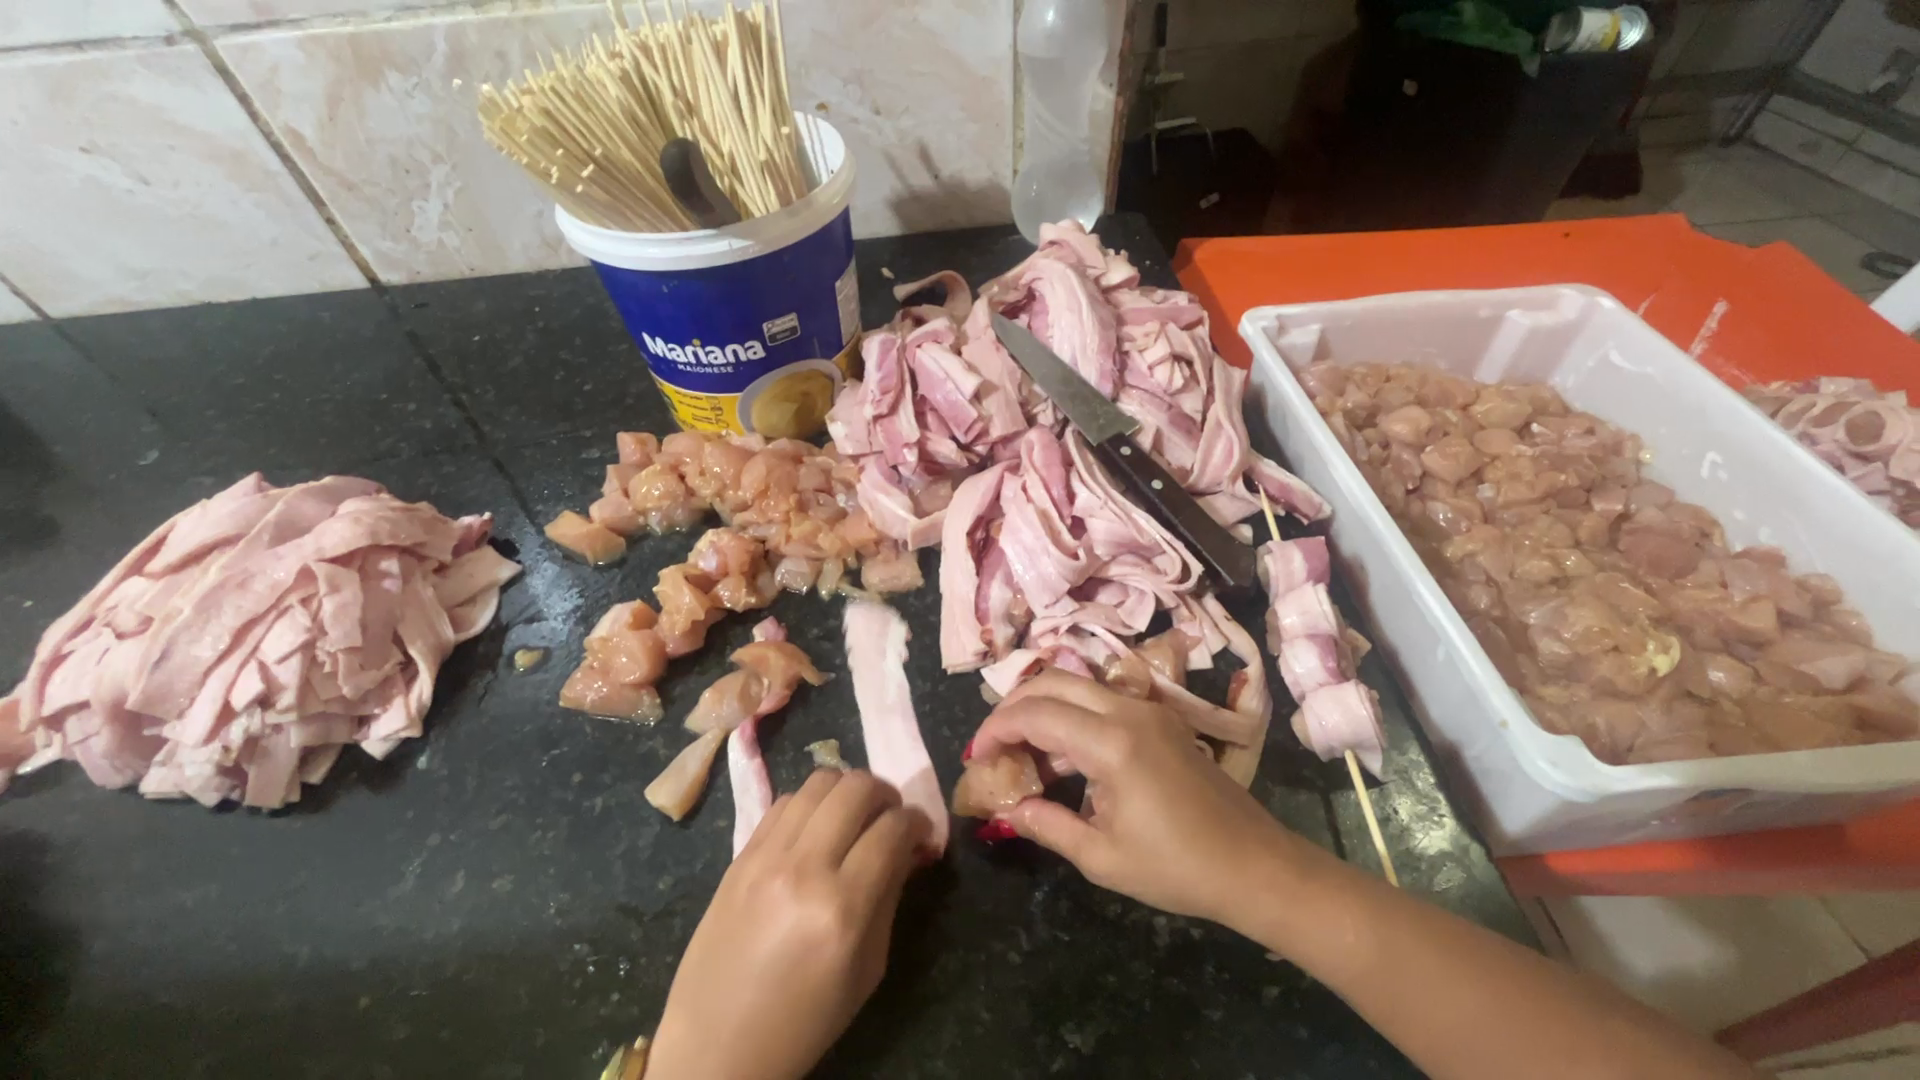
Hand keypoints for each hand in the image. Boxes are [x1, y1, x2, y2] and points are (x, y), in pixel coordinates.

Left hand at [645, 769, 930, 1079]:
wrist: (719, 1043)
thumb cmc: (806, 1018)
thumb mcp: (868, 968)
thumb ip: (890, 896)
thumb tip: (911, 847)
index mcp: (843, 907)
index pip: (892, 829)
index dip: (918, 822)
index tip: (922, 833)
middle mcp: (804, 868)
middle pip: (855, 788)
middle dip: (886, 793)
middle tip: (891, 817)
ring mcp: (766, 856)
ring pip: (818, 782)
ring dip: (847, 790)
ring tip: (854, 816)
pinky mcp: (741, 855)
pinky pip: (783, 801)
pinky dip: (811, 803)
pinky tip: (817, 827)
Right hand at [971, 671, 1314, 929]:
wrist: (1254, 865)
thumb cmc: (1178, 868)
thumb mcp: (1102, 858)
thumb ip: (1047, 826)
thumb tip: (1008, 810)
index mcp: (1112, 743)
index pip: (1036, 714)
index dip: (997, 729)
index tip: (976, 756)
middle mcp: (1128, 711)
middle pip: (1053, 682)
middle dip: (1012, 706)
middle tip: (992, 744)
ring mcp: (1149, 711)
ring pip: (1078, 685)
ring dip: (1042, 707)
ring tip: (1020, 751)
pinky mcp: (1161, 720)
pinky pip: (1102, 700)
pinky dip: (1070, 714)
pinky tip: (1062, 754)